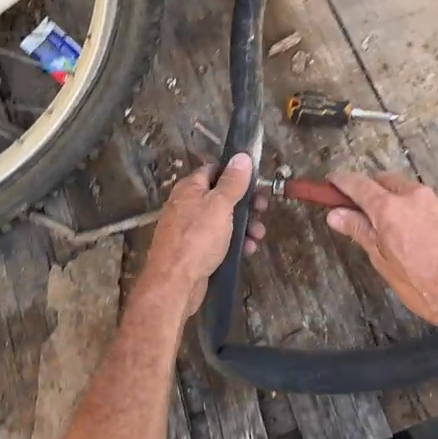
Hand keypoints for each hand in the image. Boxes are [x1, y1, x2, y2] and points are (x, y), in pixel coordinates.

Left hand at [142, 153, 268, 315]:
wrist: (175, 282)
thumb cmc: (197, 238)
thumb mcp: (219, 205)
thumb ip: (232, 182)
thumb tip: (241, 156)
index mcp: (190, 188)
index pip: (214, 170)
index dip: (235, 174)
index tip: (255, 183)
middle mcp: (187, 204)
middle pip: (221, 196)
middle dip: (245, 204)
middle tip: (262, 210)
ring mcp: (190, 228)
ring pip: (222, 220)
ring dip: (243, 225)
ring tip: (258, 235)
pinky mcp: (195, 249)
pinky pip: (218, 240)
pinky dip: (234, 242)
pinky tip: (247, 250)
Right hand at [324, 173, 437, 341]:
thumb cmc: (423, 287)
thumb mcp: (383, 263)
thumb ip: (360, 231)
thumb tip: (335, 214)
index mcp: (390, 208)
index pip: (358, 183)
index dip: (341, 181)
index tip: (332, 181)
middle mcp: (416, 196)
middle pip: (386, 180)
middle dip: (374, 190)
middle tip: (368, 211)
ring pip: (413, 192)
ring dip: (403, 202)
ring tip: (406, 231)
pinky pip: (437, 205)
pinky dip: (427, 214)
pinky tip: (433, 239)